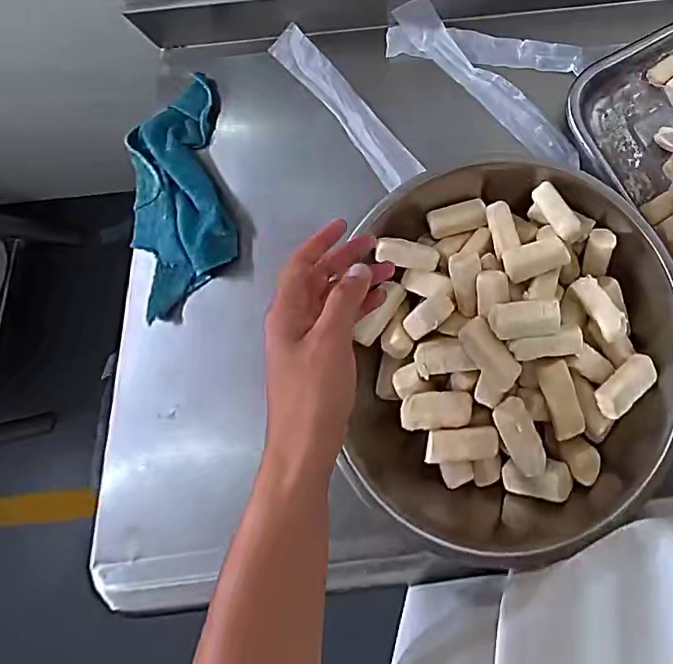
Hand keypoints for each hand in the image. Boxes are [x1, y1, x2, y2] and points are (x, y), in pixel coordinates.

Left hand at [262, 220, 394, 481]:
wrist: (303, 448)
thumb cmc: (312, 395)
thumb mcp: (330, 341)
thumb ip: (344, 301)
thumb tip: (357, 269)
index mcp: (286, 314)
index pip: (301, 266)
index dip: (321, 242)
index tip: (343, 226)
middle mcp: (293, 321)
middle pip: (318, 279)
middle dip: (344, 260)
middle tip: (374, 246)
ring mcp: (306, 340)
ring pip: (331, 298)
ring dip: (355, 282)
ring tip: (385, 271)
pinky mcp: (320, 355)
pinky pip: (339, 318)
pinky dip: (357, 304)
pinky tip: (377, 300)